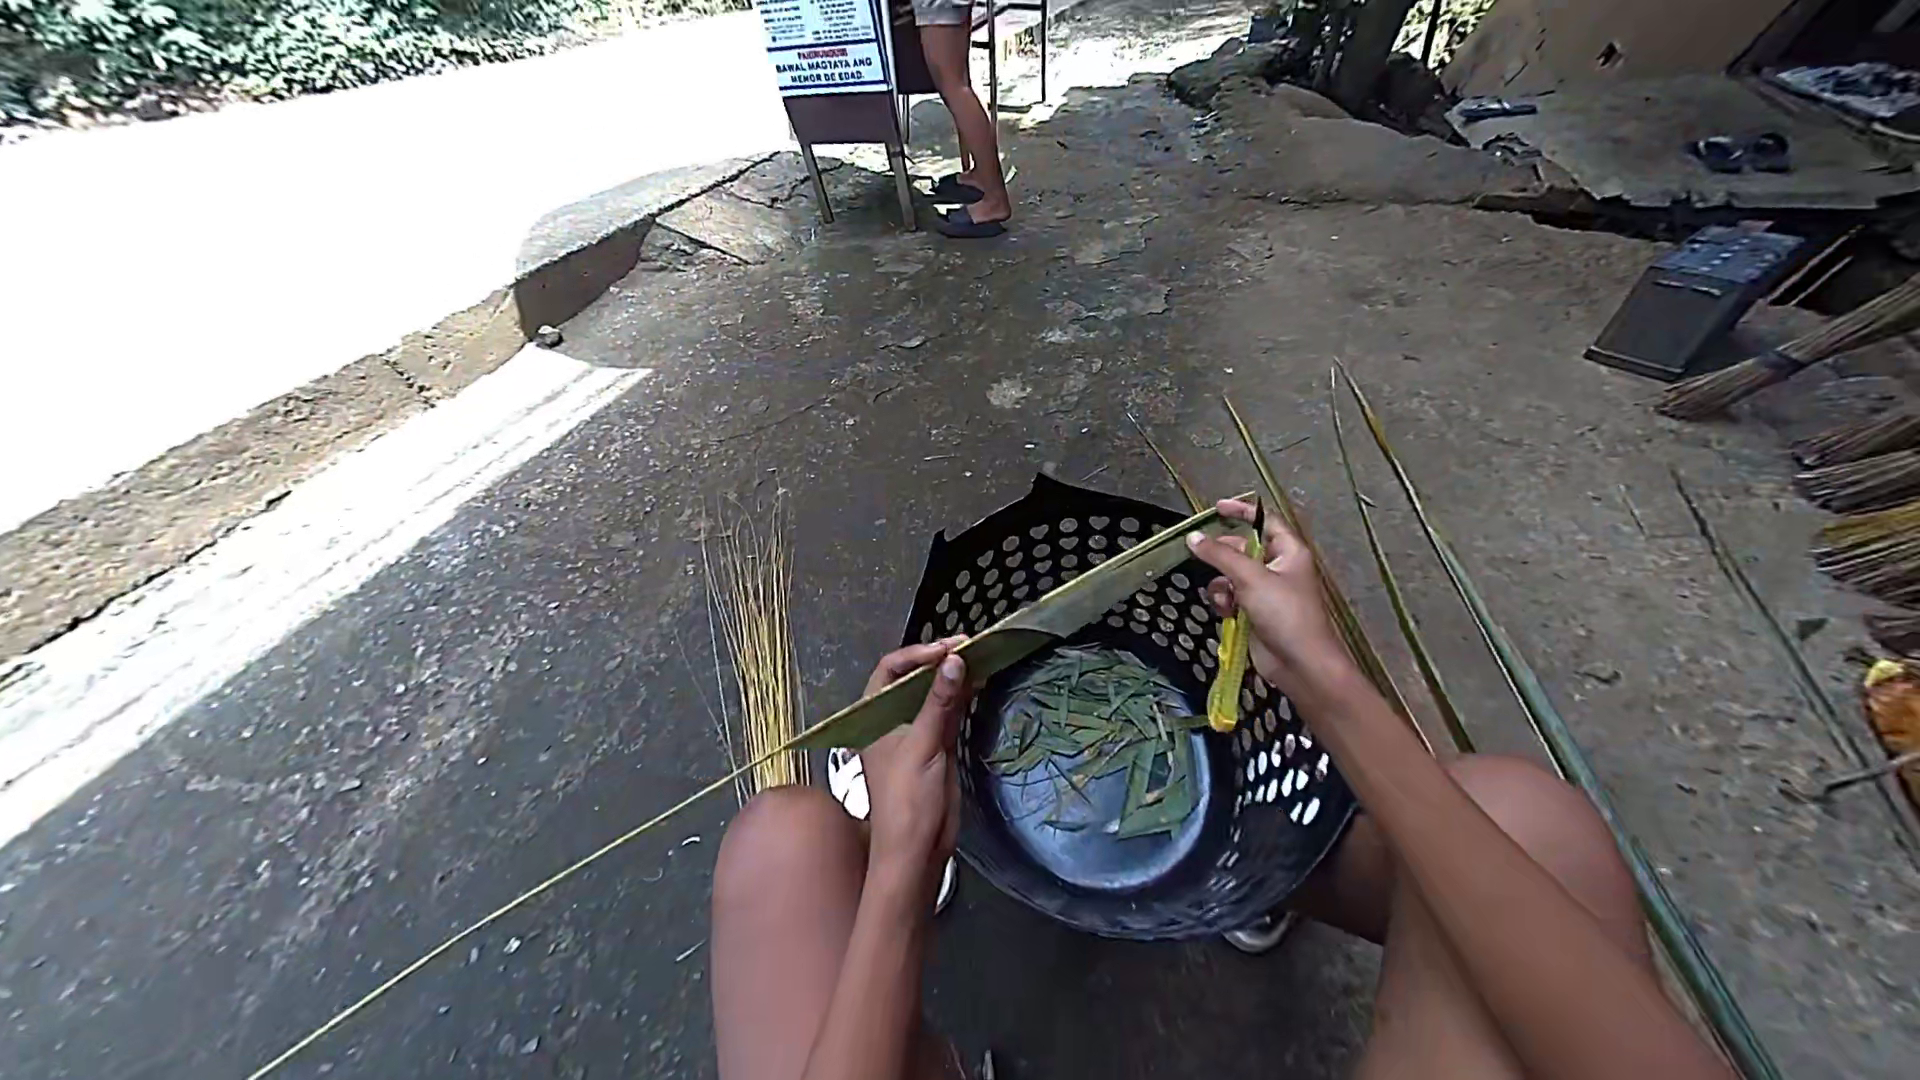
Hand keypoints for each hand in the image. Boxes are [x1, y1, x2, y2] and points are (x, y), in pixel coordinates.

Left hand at [859, 639, 971, 889]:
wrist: (917, 851)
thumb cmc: (907, 799)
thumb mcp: (923, 745)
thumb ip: (939, 702)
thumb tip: (954, 660)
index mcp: (875, 715)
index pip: (891, 670)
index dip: (916, 654)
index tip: (946, 649)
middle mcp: (894, 718)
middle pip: (914, 677)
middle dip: (939, 659)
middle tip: (968, 644)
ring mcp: (917, 730)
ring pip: (935, 692)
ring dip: (954, 674)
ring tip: (979, 654)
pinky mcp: (938, 744)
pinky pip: (950, 710)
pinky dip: (964, 695)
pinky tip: (981, 680)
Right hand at [1185, 499, 1359, 700]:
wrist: (1299, 663)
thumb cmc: (1284, 614)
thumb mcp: (1250, 578)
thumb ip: (1219, 555)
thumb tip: (1192, 537)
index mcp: (1288, 552)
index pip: (1264, 521)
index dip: (1241, 512)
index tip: (1215, 508)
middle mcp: (1278, 567)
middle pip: (1242, 549)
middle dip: (1222, 555)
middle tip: (1200, 553)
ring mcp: (1265, 590)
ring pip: (1230, 574)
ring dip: (1221, 583)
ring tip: (1224, 597)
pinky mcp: (1254, 611)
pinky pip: (1230, 595)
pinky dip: (1224, 601)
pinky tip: (1227, 612)